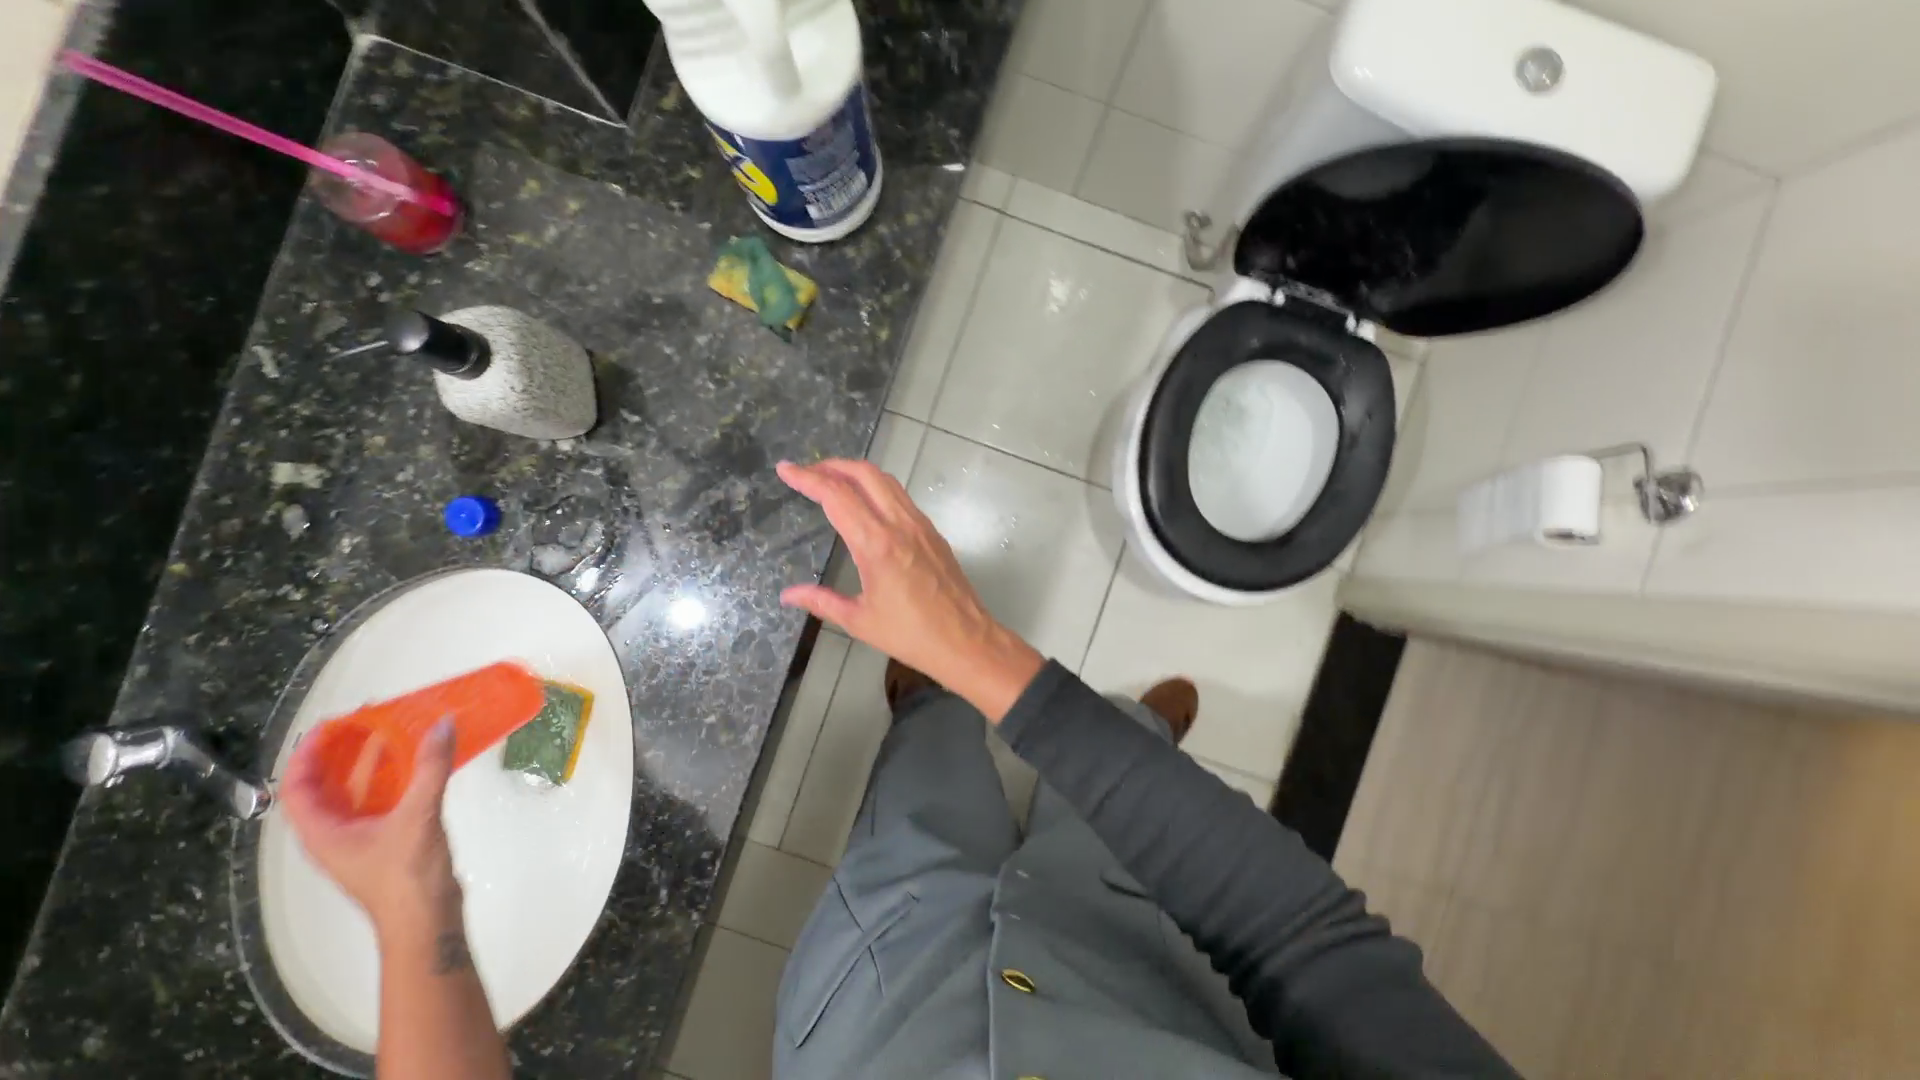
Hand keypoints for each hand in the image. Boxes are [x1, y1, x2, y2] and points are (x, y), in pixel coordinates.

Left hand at [281, 719, 462, 937]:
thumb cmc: (405, 874)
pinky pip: (379, 802)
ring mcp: (360, 840)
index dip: (307, 755)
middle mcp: (334, 835)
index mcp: (322, 834)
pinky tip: (415, 764)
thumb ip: (430, 769)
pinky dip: (391, 779)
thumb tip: (442, 724)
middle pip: (324, 788)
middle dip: (340, 754)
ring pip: (354, 795)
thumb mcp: (417, 817)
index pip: (296, 788)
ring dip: (368, 765)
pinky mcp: (387, 841)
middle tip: (365, 723)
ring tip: (390, 735)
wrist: (426, 921)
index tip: (330, 726)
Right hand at [778, 459, 1043, 721]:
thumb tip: (788, 595)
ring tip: (832, 481)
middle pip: (864, 474)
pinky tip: (866, 503)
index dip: (807, 478)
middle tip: (806, 472)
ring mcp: (920, 525)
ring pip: (886, 481)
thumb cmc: (910, 635)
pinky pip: (901, 497)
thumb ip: (821, 601)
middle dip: (831, 466)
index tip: (785, 469)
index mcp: (876, 544)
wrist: (966, 640)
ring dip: (856, 473)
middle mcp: (900, 524)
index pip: (836, 496)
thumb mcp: (859, 621)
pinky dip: (877, 488)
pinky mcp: (933, 533)